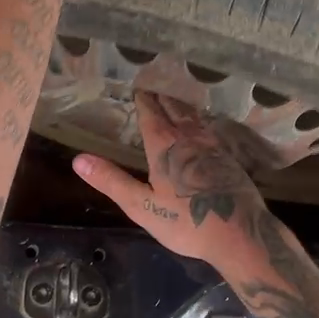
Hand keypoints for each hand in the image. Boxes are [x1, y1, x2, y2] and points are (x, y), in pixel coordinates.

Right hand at [71, 92, 273, 266]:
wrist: (240, 233)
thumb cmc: (187, 221)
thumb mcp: (142, 206)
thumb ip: (112, 181)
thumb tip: (78, 159)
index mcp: (165, 145)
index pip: (151, 112)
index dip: (143, 98)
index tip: (136, 85)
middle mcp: (188, 137)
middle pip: (173, 108)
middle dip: (161, 96)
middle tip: (152, 85)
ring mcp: (212, 145)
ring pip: (193, 116)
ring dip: (181, 105)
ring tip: (173, 98)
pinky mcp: (228, 157)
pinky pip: (208, 128)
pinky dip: (198, 120)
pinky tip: (201, 127)